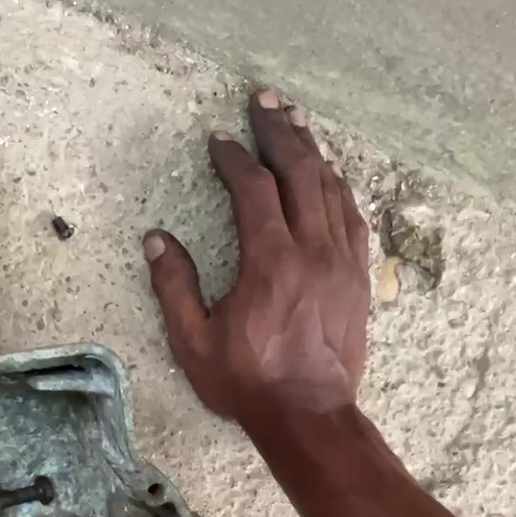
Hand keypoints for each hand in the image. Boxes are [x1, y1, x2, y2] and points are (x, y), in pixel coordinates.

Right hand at [145, 90, 371, 422]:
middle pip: (302, 173)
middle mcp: (313, 251)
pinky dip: (337, 186)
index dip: (234, 158)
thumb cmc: (246, 381)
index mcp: (270, 263)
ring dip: (312, 150)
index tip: (218, 140)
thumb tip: (156, 240)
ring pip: (332, 188)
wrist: (309, 415)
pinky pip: (353, 216)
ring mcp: (343, 262)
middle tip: (264, 100)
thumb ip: (174, 286)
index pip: (254, 190)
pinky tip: (329, 173)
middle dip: (280, 132)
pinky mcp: (359, 277)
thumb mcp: (193, 340)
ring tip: (295, 121)